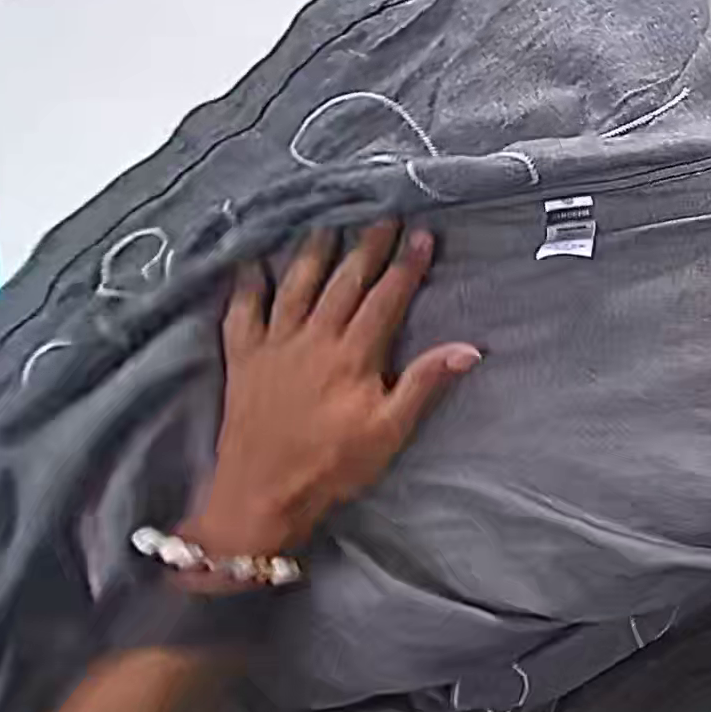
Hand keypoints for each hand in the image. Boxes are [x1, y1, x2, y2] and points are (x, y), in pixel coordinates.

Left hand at [178, 220, 479, 557]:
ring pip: (296, 287)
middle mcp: (313, 340)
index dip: (407, 266)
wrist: (260, 495)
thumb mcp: (391, 429)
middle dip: (368, 247)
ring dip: (314, 252)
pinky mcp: (243, 359)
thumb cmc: (334, 464)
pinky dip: (246, 284)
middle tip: (383, 216)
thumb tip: (469, 349)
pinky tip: (252, 261)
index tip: (423, 235)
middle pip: (345, 283)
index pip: (386, 299)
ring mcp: (274, 346)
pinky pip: (241, 312)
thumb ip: (425, 382)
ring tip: (327, 222)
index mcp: (352, 355)